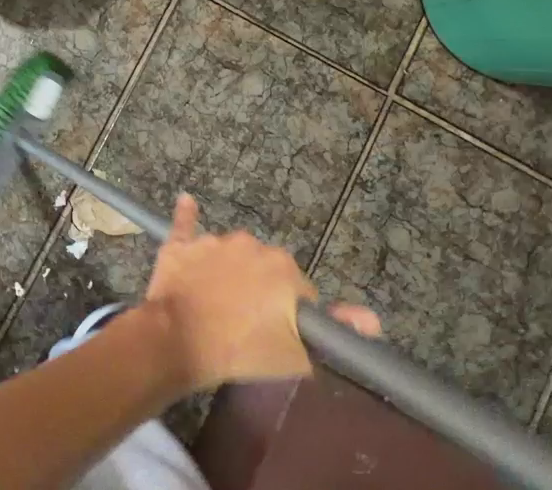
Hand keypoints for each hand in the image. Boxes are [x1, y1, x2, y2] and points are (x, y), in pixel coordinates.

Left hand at [141, 195, 379, 391]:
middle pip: (263, 269)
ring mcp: (211, 242)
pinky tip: (187, 200)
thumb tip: (373, 318)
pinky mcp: (178, 245)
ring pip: (229, 255)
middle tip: (248, 322)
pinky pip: (185, 224)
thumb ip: (338, 329)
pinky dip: (186, 214)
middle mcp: (248, 244)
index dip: (290, 314)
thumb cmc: (242, 349)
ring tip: (217, 305)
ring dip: (229, 273)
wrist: (179, 339)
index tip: (277, 332)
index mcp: (282, 266)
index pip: (297, 291)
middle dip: (261, 291)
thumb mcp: (299, 351)